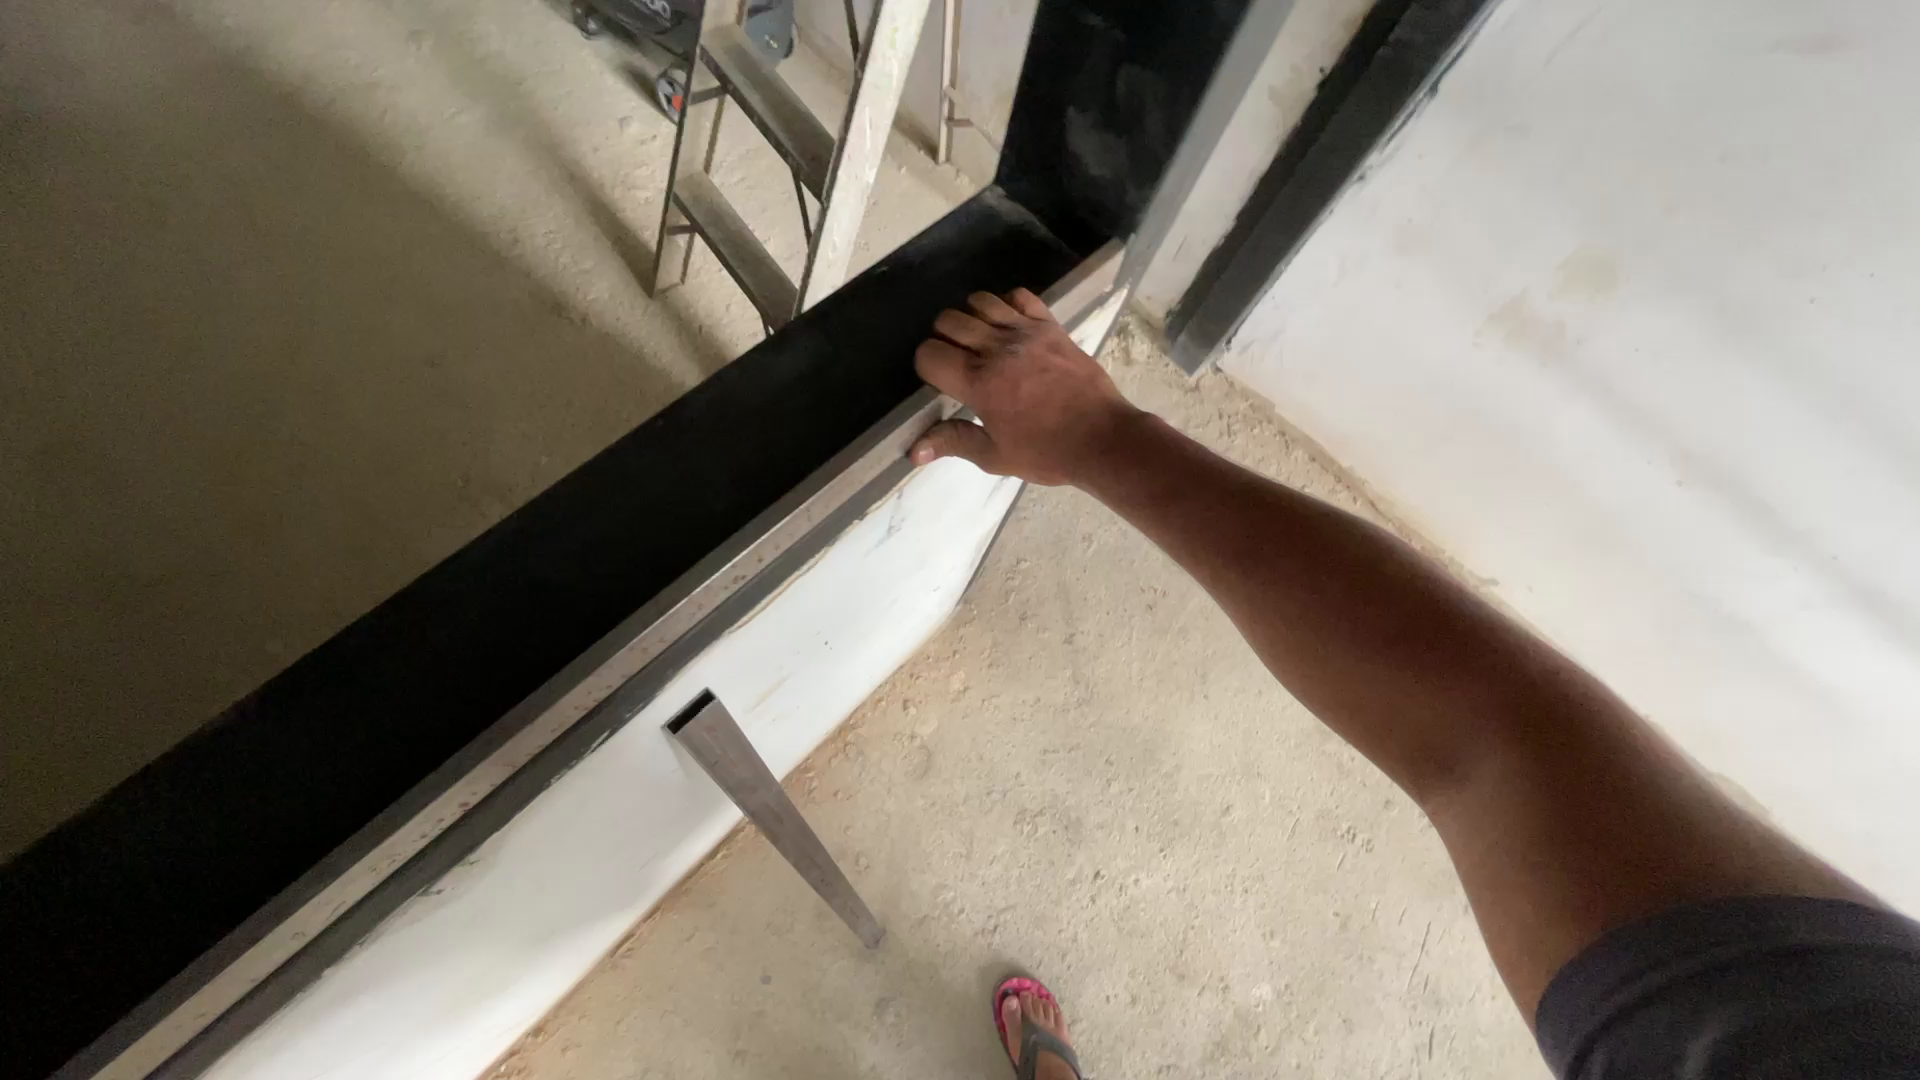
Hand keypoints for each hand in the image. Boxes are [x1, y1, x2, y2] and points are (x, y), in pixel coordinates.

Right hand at [909, 288, 1144, 486]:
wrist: (1102, 438)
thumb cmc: (1047, 452)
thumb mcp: (995, 456)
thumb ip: (954, 442)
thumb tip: (914, 451)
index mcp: (979, 383)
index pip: (929, 353)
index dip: (927, 366)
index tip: (940, 382)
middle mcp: (997, 349)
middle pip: (948, 320)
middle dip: (943, 339)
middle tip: (957, 363)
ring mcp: (1026, 332)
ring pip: (980, 301)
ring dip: (971, 317)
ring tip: (980, 343)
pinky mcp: (1051, 326)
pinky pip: (1019, 296)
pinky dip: (1006, 305)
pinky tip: (1009, 328)